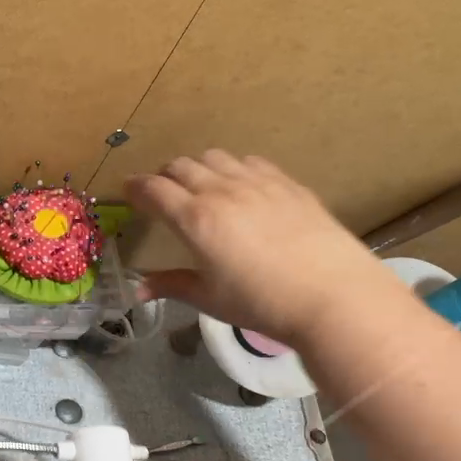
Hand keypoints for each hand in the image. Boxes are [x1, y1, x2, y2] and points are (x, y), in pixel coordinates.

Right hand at [124, 151, 409, 344]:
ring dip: (198, 168)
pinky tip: (239, 187)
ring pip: (215, 157)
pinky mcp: (288, 184)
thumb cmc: (261, 303)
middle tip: (161, 195)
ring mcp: (258, 183)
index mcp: (195, 219)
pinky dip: (233, 168)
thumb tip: (138, 291)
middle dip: (164, 176)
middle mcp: (222, 191)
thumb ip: (171, 285)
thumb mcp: (208, 298)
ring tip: (199, 187)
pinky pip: (250, 161)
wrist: (334, 296)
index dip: (135, 188)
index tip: (127, 192)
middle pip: (181, 166)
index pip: (153, 190)